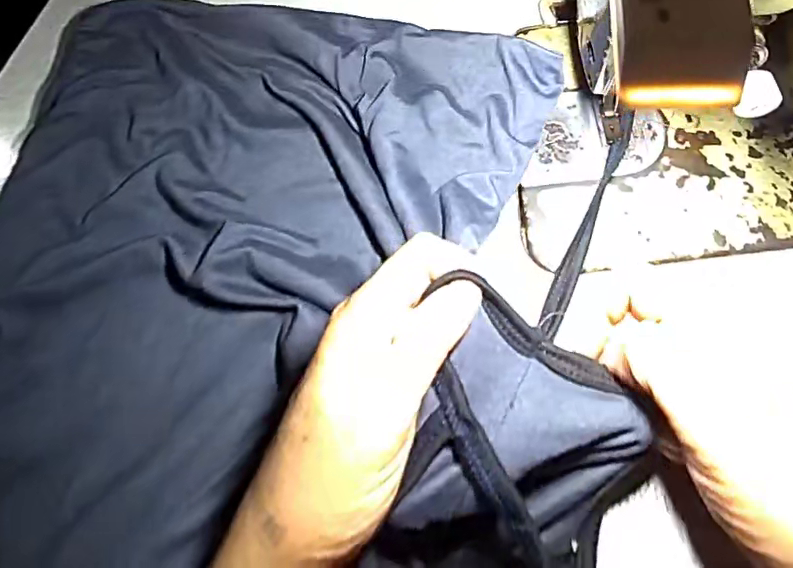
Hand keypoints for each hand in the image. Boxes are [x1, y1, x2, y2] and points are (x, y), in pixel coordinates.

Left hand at [213, 234, 481, 566]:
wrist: (293, 539)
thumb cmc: (334, 473)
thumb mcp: (386, 405)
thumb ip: (426, 339)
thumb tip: (472, 284)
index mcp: (364, 314)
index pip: (420, 253)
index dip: (462, 263)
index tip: (496, 300)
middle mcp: (367, 320)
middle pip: (426, 275)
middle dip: (465, 288)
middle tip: (498, 325)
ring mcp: (371, 347)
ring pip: (426, 304)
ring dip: (459, 315)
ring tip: (487, 344)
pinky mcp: (379, 374)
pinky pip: (422, 334)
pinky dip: (448, 337)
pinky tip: (464, 362)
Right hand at [596, 283, 792, 567]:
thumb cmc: (783, 488)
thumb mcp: (709, 413)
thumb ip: (657, 362)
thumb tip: (614, 344)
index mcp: (713, 333)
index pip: (645, 288)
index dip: (612, 305)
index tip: (594, 342)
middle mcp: (704, 351)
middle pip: (635, 324)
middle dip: (610, 347)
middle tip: (602, 379)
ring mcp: (698, 387)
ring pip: (638, 365)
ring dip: (621, 384)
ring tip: (631, 412)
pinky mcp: (692, 422)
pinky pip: (648, 403)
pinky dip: (637, 414)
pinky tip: (652, 436)